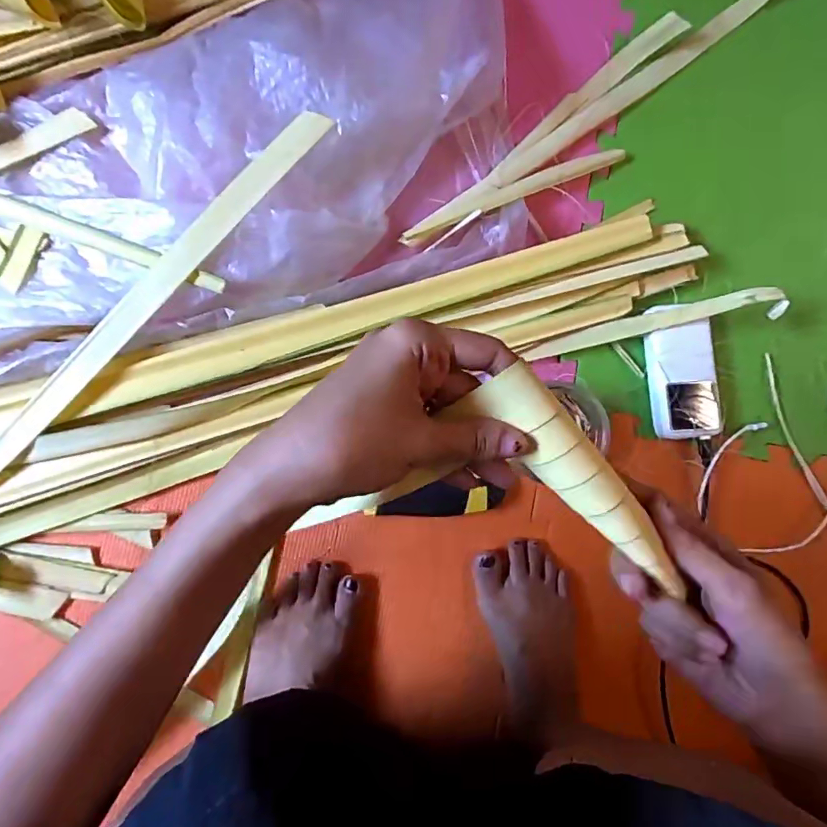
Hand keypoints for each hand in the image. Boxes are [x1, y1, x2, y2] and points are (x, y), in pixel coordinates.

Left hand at [227, 320, 532, 510]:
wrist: (286, 471)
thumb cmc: (357, 441)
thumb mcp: (422, 442)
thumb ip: (475, 439)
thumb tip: (525, 442)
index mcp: (418, 342)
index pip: (485, 352)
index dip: (516, 383)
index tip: (540, 415)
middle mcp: (408, 354)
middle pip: (467, 387)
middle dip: (493, 428)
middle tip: (523, 462)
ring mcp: (393, 383)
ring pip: (447, 413)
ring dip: (472, 447)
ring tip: (502, 484)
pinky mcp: (382, 410)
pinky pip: (424, 425)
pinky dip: (443, 451)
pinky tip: (468, 483)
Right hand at [611, 482, 826, 760]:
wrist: (776, 702)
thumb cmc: (769, 636)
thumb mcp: (734, 588)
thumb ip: (690, 549)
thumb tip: (656, 505)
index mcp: (700, 545)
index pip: (657, 510)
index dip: (629, 497)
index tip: (602, 492)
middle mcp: (678, 567)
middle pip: (631, 553)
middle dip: (636, 575)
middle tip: (640, 592)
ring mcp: (668, 601)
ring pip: (642, 599)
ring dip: (678, 627)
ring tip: (715, 646)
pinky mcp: (663, 632)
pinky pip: (648, 628)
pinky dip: (677, 645)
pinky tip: (705, 657)